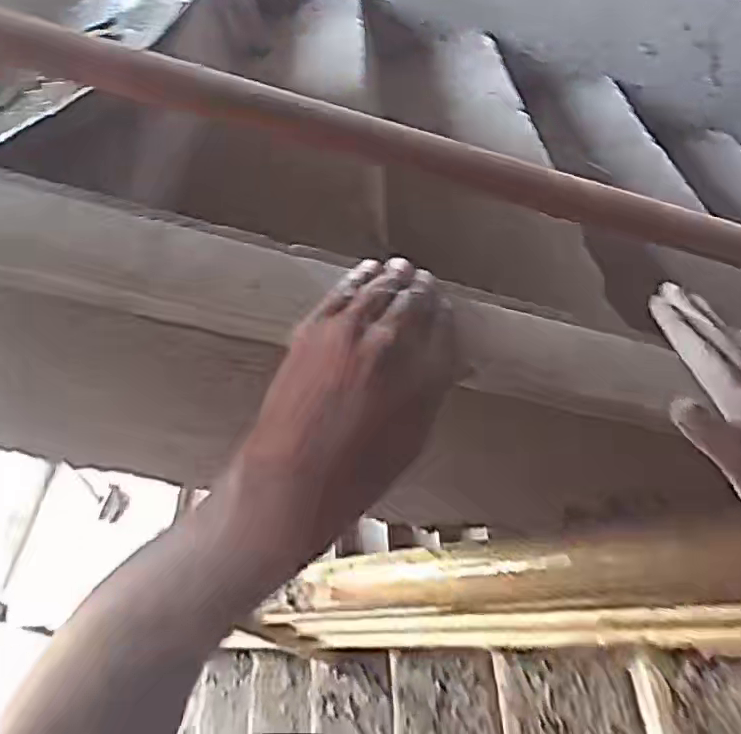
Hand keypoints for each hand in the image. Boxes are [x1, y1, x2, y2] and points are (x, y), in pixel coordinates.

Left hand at [226, 258, 462, 559]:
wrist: (294, 474)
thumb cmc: (355, 472)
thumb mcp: (410, 440)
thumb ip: (426, 396)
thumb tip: (434, 370)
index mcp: (422, 377)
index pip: (443, 332)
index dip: (446, 317)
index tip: (446, 309)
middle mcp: (387, 346)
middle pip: (411, 304)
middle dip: (420, 290)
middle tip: (426, 280)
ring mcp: (347, 333)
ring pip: (376, 291)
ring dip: (391, 277)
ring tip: (401, 266)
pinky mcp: (314, 329)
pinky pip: (341, 293)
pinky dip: (356, 278)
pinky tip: (365, 271)